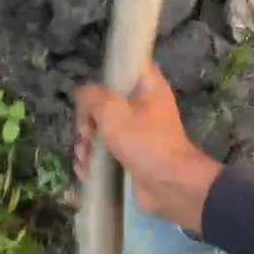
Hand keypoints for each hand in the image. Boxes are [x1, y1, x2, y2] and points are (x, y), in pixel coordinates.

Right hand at [75, 63, 222, 237]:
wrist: (169, 185)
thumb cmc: (144, 141)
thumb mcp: (112, 112)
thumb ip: (93, 97)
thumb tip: (83, 92)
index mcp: (149, 87)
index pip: (125, 68)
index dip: (106, 76)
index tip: (89, 93)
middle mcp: (145, 106)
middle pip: (107, 103)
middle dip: (88, 121)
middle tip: (84, 135)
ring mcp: (139, 133)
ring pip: (104, 130)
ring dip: (88, 144)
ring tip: (83, 158)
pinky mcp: (134, 156)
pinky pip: (108, 152)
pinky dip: (95, 161)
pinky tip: (86, 170)